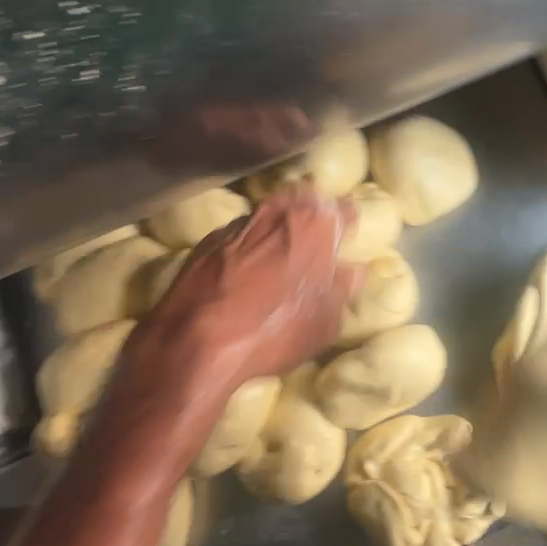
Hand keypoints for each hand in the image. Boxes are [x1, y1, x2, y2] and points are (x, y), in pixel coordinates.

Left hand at [137, 184, 363, 384]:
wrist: (195, 340)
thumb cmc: (275, 328)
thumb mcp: (325, 321)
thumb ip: (342, 289)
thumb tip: (351, 271)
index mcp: (317, 222)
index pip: (345, 210)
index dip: (345, 228)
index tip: (343, 245)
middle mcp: (279, 210)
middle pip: (303, 205)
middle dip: (309, 222)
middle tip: (311, 251)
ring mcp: (239, 222)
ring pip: (268, 219)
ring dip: (274, 234)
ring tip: (274, 266)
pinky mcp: (207, 239)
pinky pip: (238, 237)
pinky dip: (244, 250)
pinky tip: (241, 277)